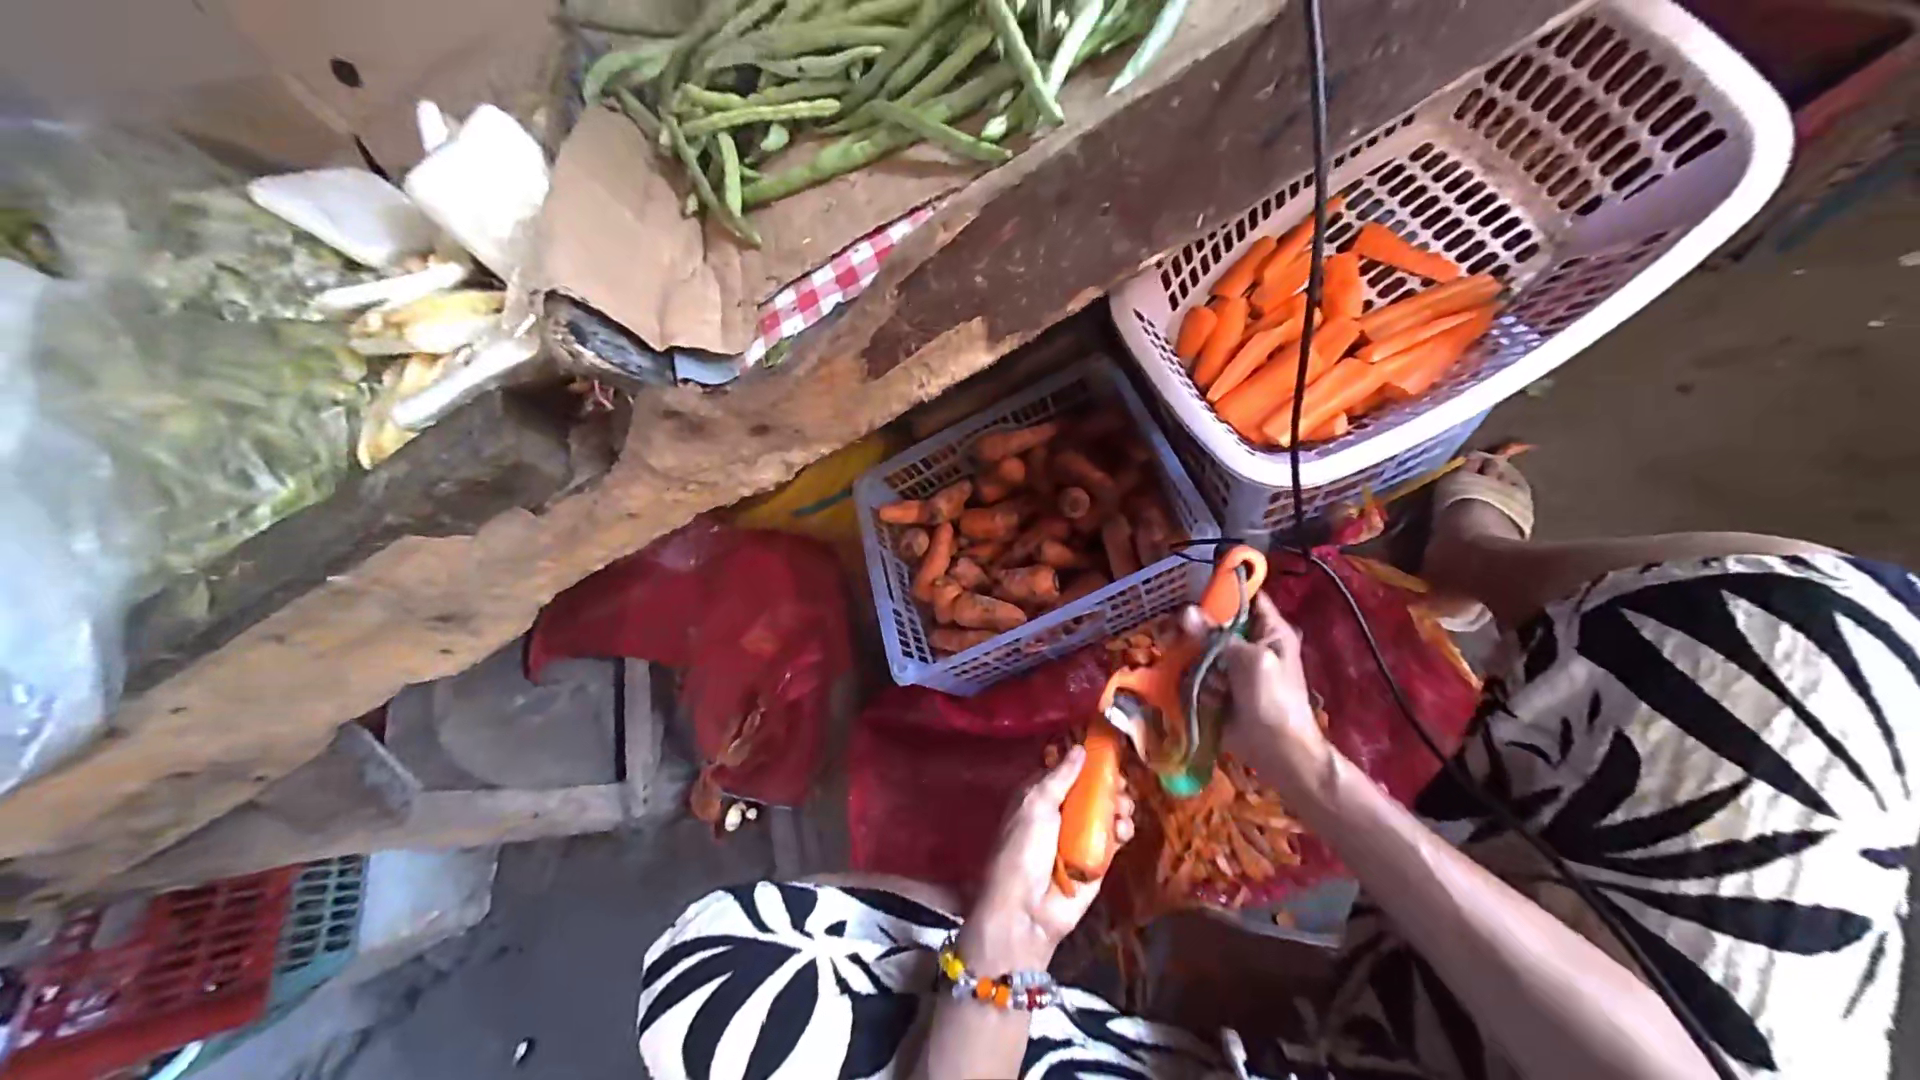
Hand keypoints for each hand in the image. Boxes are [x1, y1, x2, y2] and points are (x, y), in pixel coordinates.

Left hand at [962, 746, 1134, 971]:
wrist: (1026, 910)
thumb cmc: (1023, 850)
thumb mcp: (1036, 806)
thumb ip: (1060, 777)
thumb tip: (1079, 749)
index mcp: (1039, 796)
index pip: (1066, 771)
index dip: (1085, 761)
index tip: (1106, 753)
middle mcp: (1060, 813)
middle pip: (1091, 789)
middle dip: (1108, 783)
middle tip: (1121, 783)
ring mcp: (1080, 836)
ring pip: (1107, 811)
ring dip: (1119, 805)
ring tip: (1125, 807)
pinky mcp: (1098, 860)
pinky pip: (1115, 838)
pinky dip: (1123, 830)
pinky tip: (1125, 827)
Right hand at [1177, 593, 1331, 805]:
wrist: (1279, 750)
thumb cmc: (1275, 699)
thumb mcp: (1250, 660)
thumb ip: (1217, 635)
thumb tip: (1185, 612)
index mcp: (1270, 631)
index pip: (1246, 598)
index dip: (1223, 590)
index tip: (1195, 588)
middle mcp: (1249, 644)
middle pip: (1215, 624)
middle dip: (1199, 631)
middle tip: (1181, 634)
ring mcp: (1232, 667)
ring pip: (1202, 650)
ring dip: (1201, 663)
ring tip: (1213, 683)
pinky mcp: (1218, 688)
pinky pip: (1199, 674)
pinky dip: (1200, 683)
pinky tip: (1210, 696)